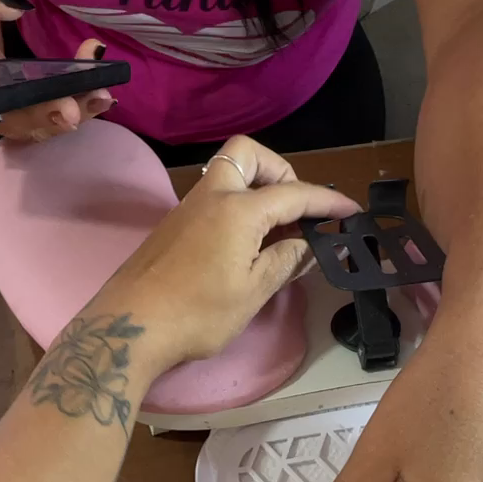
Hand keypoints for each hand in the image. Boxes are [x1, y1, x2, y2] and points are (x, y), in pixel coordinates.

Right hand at [0, 0, 112, 140]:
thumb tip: (15, 8)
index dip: (32, 111)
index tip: (64, 105)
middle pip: (25, 124)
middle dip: (64, 112)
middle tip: (96, 97)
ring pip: (40, 125)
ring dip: (76, 111)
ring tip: (104, 95)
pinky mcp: (14, 111)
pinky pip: (44, 115)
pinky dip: (73, 106)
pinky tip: (98, 96)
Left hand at [93, 136, 359, 369]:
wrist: (131, 326)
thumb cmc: (198, 314)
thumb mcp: (253, 292)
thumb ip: (285, 261)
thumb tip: (307, 245)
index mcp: (238, 209)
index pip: (294, 194)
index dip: (327, 202)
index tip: (351, 211)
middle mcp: (212, 195)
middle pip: (249, 156)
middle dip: (281, 172)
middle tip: (296, 213)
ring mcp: (188, 208)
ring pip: (228, 174)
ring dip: (258, 189)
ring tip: (276, 233)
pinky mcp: (174, 226)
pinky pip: (214, 197)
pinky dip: (238, 206)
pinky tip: (246, 245)